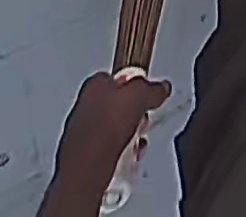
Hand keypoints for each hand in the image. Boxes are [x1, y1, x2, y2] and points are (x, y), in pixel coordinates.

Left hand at [54, 71, 171, 179]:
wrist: (89, 166)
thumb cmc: (104, 126)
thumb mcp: (140, 95)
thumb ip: (153, 89)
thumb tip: (162, 87)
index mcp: (94, 84)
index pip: (118, 78)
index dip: (135, 87)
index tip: (147, 94)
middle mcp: (84, 104)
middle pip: (117, 105)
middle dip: (133, 114)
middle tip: (141, 121)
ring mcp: (82, 132)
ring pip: (113, 130)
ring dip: (128, 136)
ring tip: (135, 143)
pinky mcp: (84, 157)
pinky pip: (108, 151)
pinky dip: (119, 154)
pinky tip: (126, 158)